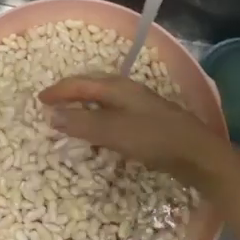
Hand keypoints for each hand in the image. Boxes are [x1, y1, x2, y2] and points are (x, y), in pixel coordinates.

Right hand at [39, 75, 234, 184]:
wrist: (199, 155)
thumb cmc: (154, 139)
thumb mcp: (114, 132)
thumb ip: (83, 124)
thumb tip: (51, 115)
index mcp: (117, 87)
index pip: (80, 83)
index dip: (59, 91)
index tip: (40, 100)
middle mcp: (127, 91)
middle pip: (92, 88)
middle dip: (71, 95)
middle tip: (52, 106)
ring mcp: (139, 106)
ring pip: (103, 102)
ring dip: (85, 109)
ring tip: (70, 121)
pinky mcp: (148, 122)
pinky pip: (114, 116)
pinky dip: (99, 121)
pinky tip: (100, 137)